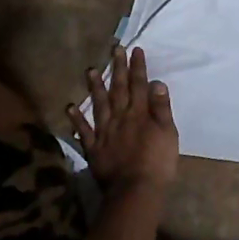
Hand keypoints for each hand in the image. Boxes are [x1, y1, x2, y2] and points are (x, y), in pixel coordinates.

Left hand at [68, 46, 179, 197]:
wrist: (135, 190)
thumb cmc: (158, 162)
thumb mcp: (168, 133)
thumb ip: (161, 108)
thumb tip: (156, 82)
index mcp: (140, 113)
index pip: (139, 85)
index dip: (137, 67)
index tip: (135, 49)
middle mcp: (120, 117)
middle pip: (119, 89)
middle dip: (118, 68)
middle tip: (114, 49)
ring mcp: (104, 132)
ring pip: (99, 105)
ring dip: (96, 87)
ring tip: (90, 70)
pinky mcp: (94, 148)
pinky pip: (83, 131)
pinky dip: (76, 119)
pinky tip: (70, 107)